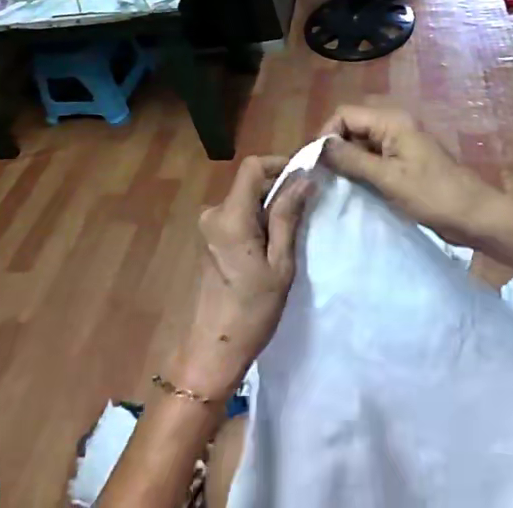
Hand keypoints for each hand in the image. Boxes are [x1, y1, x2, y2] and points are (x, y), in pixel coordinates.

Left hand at [170, 156, 314, 399]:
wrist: (215, 348)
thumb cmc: (252, 309)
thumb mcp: (280, 263)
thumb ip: (288, 216)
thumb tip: (304, 179)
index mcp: (229, 215)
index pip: (252, 166)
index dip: (280, 164)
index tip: (305, 177)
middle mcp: (213, 213)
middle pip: (250, 183)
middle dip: (278, 190)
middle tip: (305, 212)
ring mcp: (208, 226)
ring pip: (245, 200)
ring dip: (268, 208)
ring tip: (290, 236)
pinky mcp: (208, 239)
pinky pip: (237, 216)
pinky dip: (256, 221)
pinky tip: (270, 248)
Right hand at [320, 106, 507, 246]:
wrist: (475, 216)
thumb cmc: (433, 195)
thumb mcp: (388, 179)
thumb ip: (352, 160)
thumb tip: (320, 147)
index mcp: (392, 121)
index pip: (344, 114)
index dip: (327, 134)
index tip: (318, 163)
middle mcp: (394, 124)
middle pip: (352, 125)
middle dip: (335, 146)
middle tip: (325, 174)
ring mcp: (400, 141)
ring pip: (361, 141)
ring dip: (348, 158)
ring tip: (337, 182)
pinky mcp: (404, 159)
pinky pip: (373, 155)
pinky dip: (361, 167)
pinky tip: (355, 186)